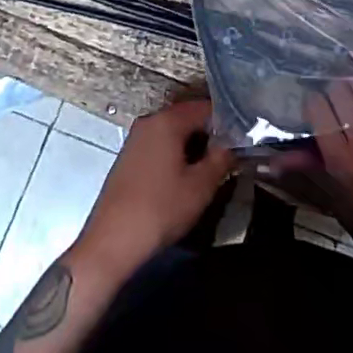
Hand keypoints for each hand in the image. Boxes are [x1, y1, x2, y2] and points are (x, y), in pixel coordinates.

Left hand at [75, 99, 235, 269]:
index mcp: (167, 121)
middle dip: (209, 135)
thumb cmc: (160, 209)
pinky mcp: (127, 159)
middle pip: (188, 118)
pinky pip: (159, 146)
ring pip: (173, 133)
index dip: (227, 122)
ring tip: (208, 170)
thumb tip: (232, 145)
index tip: (241, 140)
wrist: (111, 244)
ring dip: (192, 147)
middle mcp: (149, 122)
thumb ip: (221, 158)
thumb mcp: (201, 186)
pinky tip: (182, 179)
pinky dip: (174, 155)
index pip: (206, 108)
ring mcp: (135, 140)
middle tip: (227, 156)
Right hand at [303, 80, 352, 352]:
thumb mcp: (340, 209)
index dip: (309, 106)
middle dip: (327, 91)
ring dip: (348, 79)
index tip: (308, 113)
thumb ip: (310, 174)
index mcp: (342, 162)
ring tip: (341, 80)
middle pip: (338, 90)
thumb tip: (273, 160)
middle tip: (326, 102)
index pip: (316, 109)